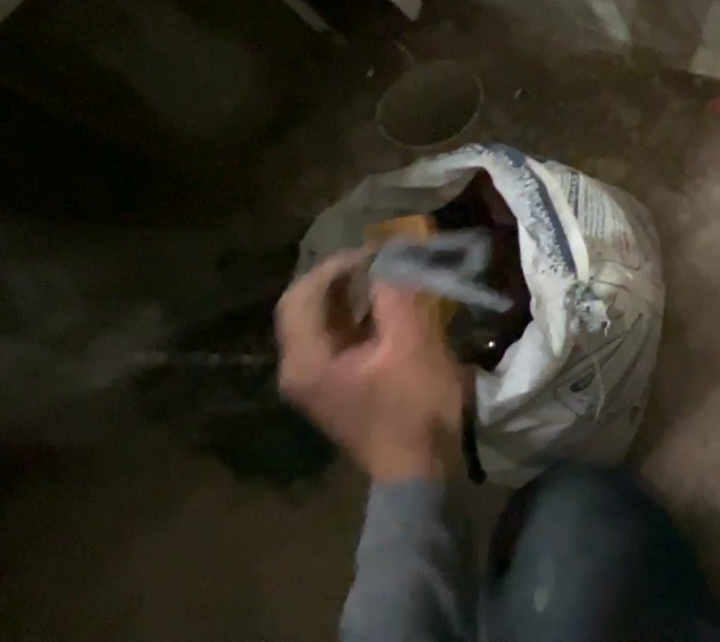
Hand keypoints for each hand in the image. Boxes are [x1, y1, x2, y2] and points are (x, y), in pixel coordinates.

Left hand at [276, 250, 465, 480]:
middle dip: (344, 278)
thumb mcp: (412, 343)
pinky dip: (363, 318)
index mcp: (305, 360)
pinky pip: (342, 340)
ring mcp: (318, 382)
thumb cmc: (413, 405)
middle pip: (308, 309)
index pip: (301, 296)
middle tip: (385, 258)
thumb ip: (396, 296)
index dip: (335, 265)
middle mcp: (299, 369)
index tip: (377, 250)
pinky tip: (394, 309)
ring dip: (355, 296)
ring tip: (393, 276)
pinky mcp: (340, 388)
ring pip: (326, 324)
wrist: (420, 468)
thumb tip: (391, 258)